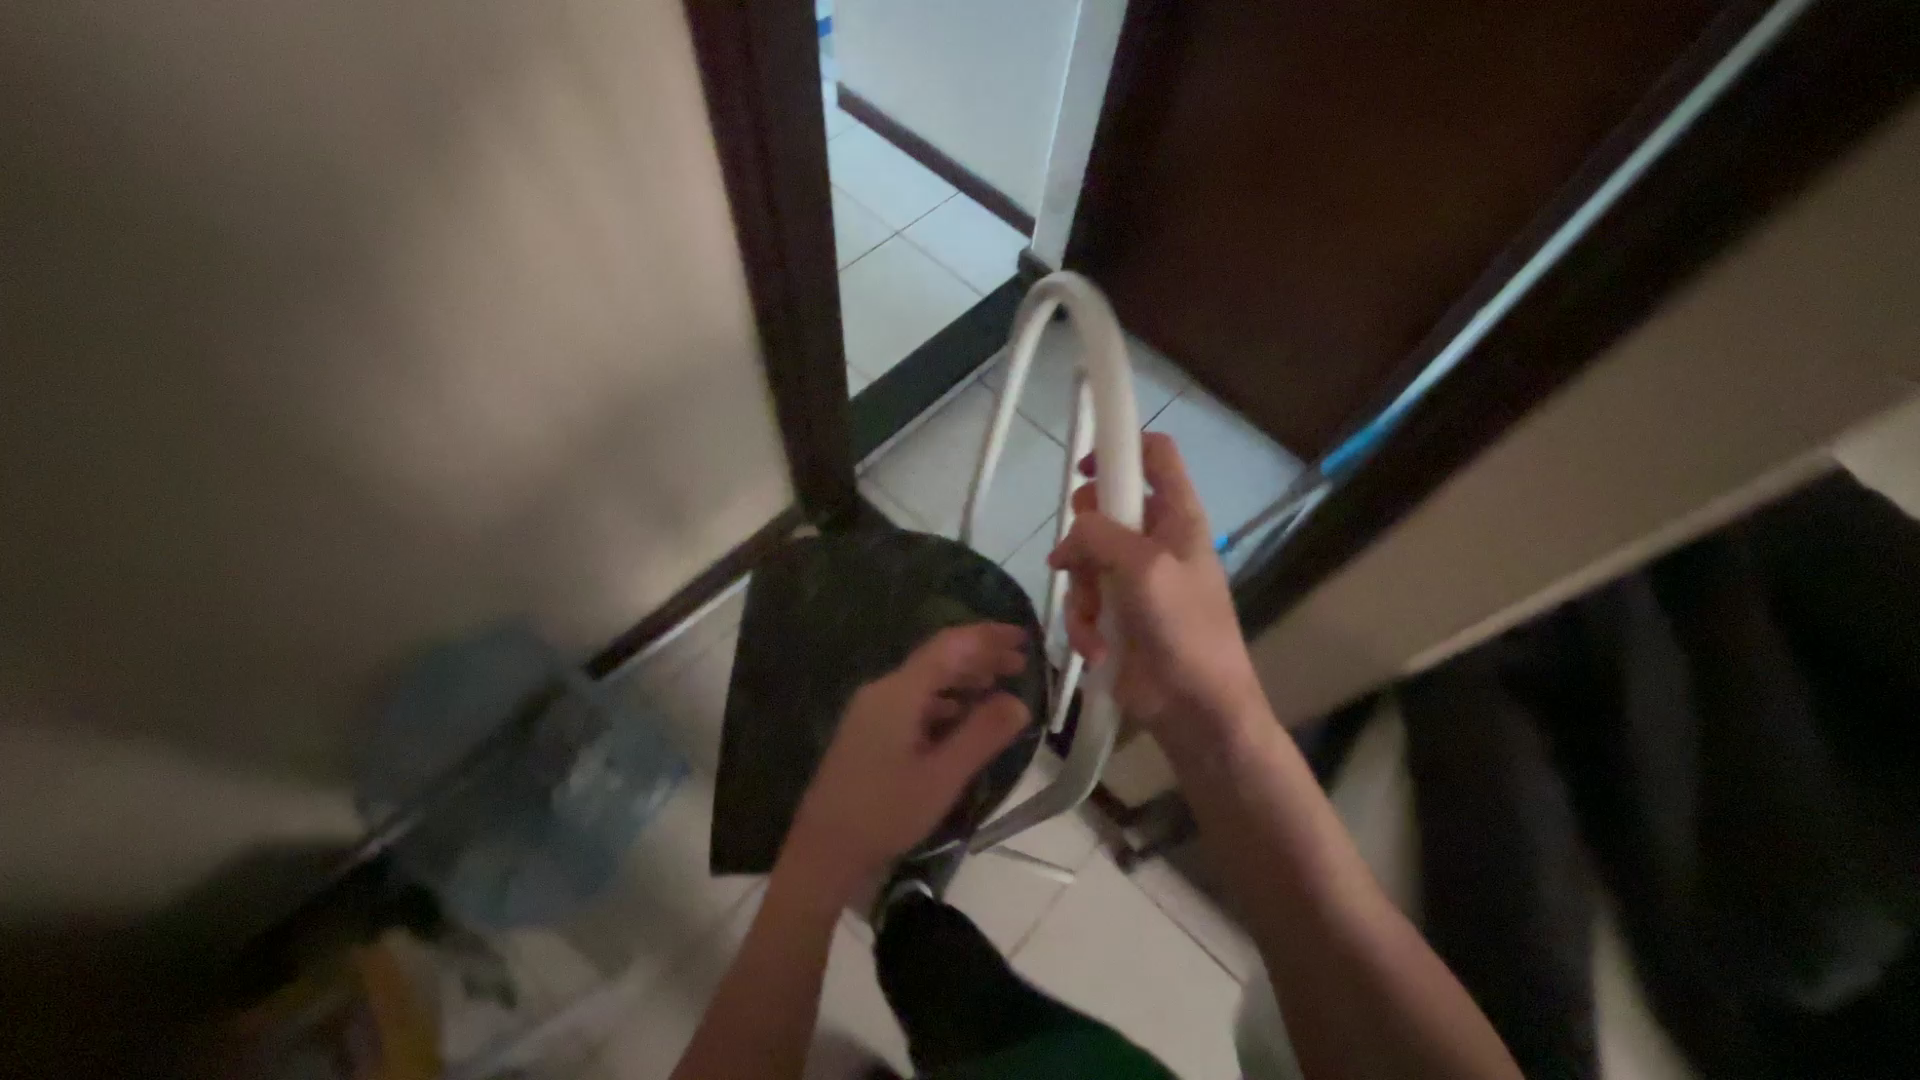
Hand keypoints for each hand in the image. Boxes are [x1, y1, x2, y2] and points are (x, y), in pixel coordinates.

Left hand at [784, 623, 1031, 899]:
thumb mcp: (942, 777)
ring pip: (925, 681)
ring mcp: (871, 711)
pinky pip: (913, 702)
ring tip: (1000, 684)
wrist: (823, 851)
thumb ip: (982, 735)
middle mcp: (882, 691)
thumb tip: (1020, 701)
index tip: (1023, 638)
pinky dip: (944, 700)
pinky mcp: (868, 732)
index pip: (949, 646)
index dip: (987, 636)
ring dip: (963, 678)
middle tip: (1020, 662)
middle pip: (937, 659)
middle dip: (980, 656)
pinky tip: (962, 714)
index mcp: (898, 692)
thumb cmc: (884, 813)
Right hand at [1048, 433, 1265, 732]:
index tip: (1085, 467)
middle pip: (1102, 510)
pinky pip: (1081, 602)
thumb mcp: (1144, 568)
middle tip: (1079, 559)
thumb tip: (1072, 537)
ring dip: (1079, 593)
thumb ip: (1101, 534)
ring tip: (1092, 624)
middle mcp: (1154, 541)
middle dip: (1082, 538)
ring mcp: (1132, 580)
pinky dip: (1081, 625)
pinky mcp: (1114, 615)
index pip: (1155, 456)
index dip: (1121, 449)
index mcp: (1177, 517)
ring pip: (1082, 560)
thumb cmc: (1184, 628)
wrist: (1195, 706)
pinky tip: (1094, 649)